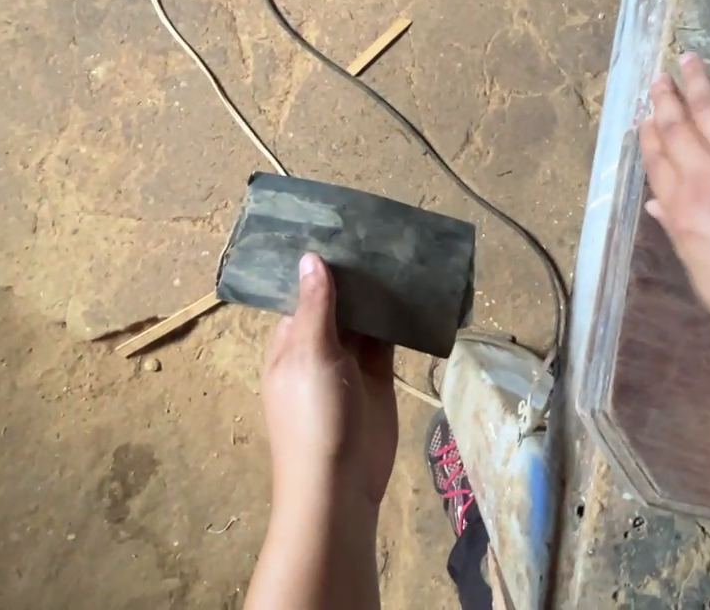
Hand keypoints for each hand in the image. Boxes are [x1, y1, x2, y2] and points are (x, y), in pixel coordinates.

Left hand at [261, 254, 398, 514]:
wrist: (341, 482)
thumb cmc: (314, 416)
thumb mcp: (309, 355)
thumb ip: (315, 306)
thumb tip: (310, 257)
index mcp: (291, 339)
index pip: (306, 290)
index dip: (324, 262)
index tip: (345, 226)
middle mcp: (319, 344)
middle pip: (339, 299)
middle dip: (357, 273)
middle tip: (385, 230)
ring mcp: (350, 359)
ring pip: (366, 315)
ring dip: (381, 291)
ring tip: (405, 250)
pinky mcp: (379, 372)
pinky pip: (389, 335)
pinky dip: (400, 316)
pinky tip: (418, 290)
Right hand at [639, 50, 709, 380]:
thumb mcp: (707, 281)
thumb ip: (680, 237)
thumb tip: (657, 207)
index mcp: (684, 213)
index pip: (657, 164)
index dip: (648, 137)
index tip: (644, 118)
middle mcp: (705, 177)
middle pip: (677, 129)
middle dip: (665, 100)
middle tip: (659, 78)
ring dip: (697, 80)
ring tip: (688, 59)